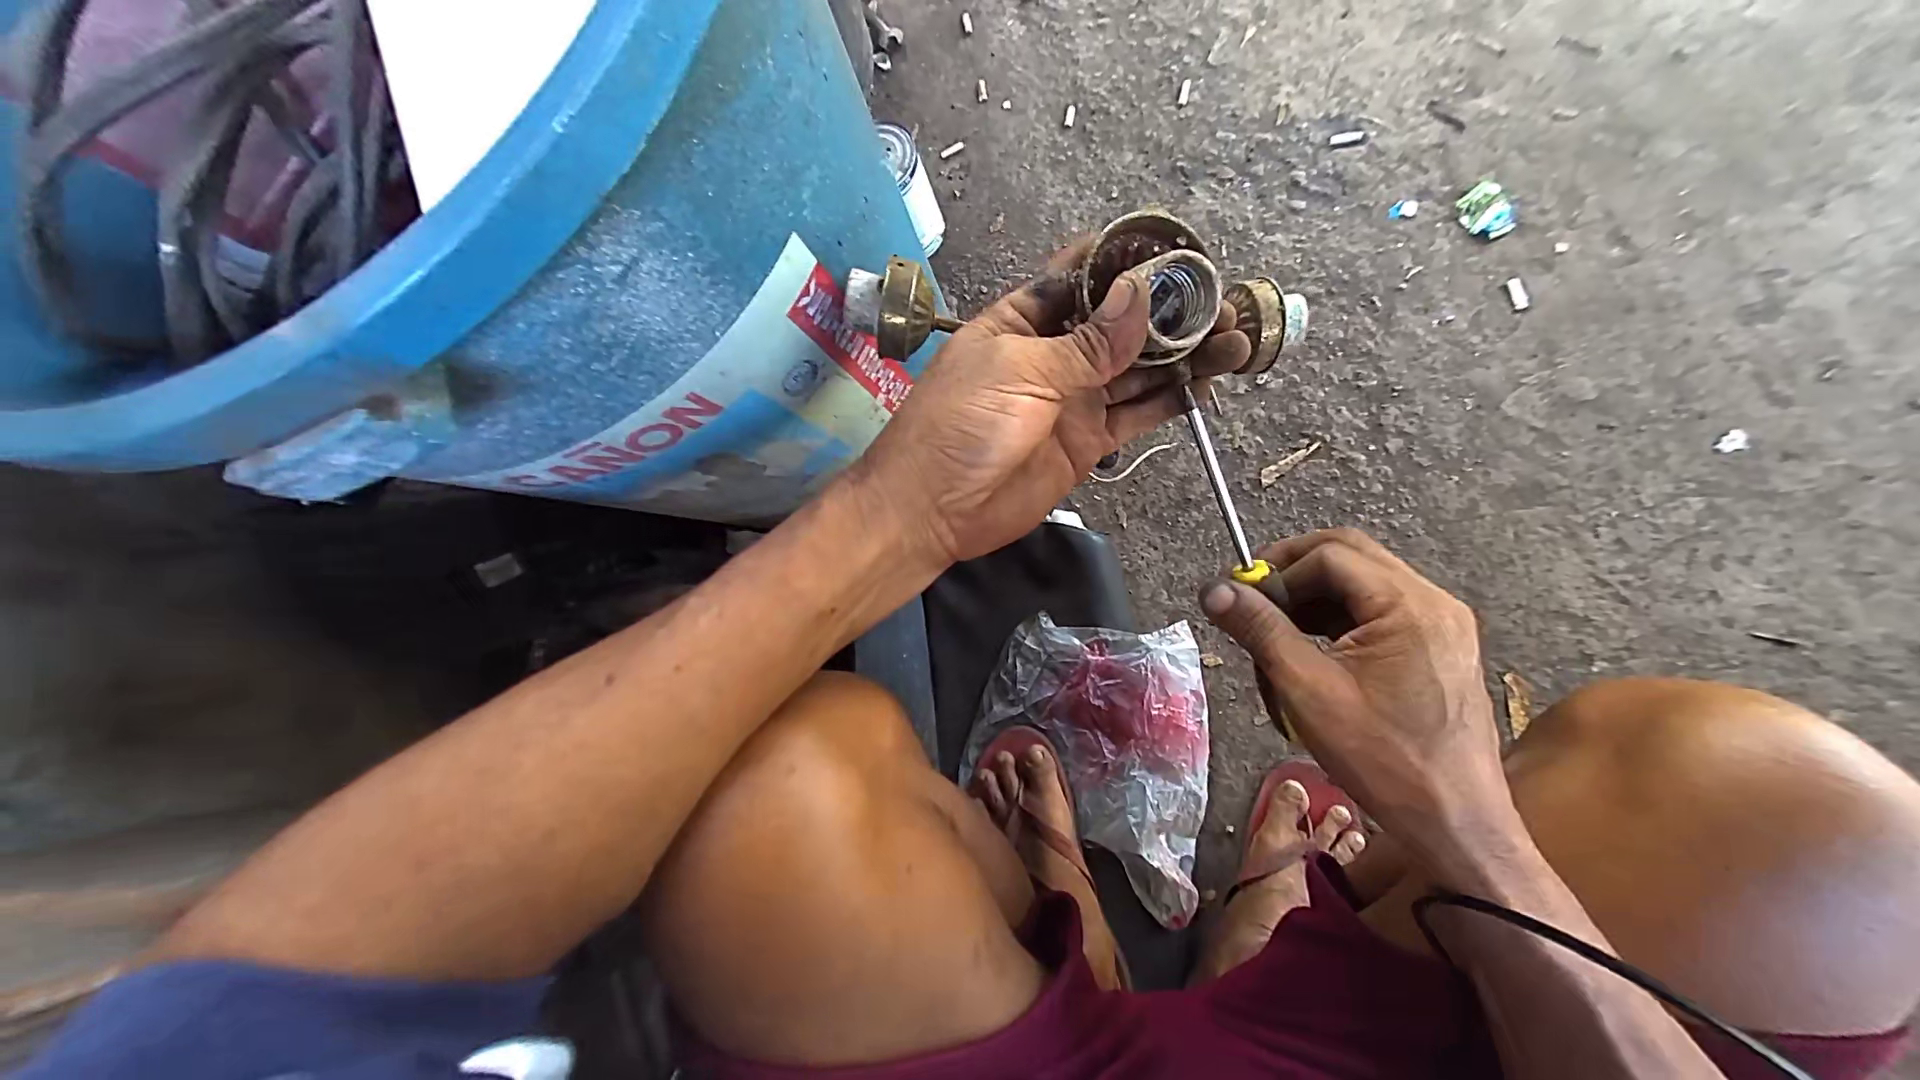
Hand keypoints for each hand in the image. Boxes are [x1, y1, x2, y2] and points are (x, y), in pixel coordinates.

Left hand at [851, 239, 1249, 566]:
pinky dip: (1170, 400)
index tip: (1176, 252)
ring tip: (1230, 335)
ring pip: (1138, 369)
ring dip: (1181, 353)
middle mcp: (1053, 355)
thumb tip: (1138, 296)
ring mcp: (1073, 399)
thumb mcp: (1020, 371)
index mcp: (1023, 321)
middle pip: (1120, 324)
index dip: (1125, 264)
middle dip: (1168, 311)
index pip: (1080, 278)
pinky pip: (1136, 414)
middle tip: (1220, 299)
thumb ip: (1085, 342)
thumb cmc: (959, 427)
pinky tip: (1205, 383)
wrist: (935, 510)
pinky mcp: (1087, 441)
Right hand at [1197, 529, 1515, 870]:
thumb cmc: (1382, 758)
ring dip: (1313, 597)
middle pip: (1349, 555)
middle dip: (1293, 574)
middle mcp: (1433, 602)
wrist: (1455, 822)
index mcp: (1409, 605)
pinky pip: (1378, 609)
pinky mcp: (1438, 646)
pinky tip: (1312, 649)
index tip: (1242, 601)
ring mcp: (1441, 624)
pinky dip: (1337, 618)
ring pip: (1361, 581)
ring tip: (1278, 632)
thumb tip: (1214, 590)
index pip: (1329, 554)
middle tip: (1255, 603)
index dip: (1277, 570)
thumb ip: (1260, 629)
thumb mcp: (1307, 688)